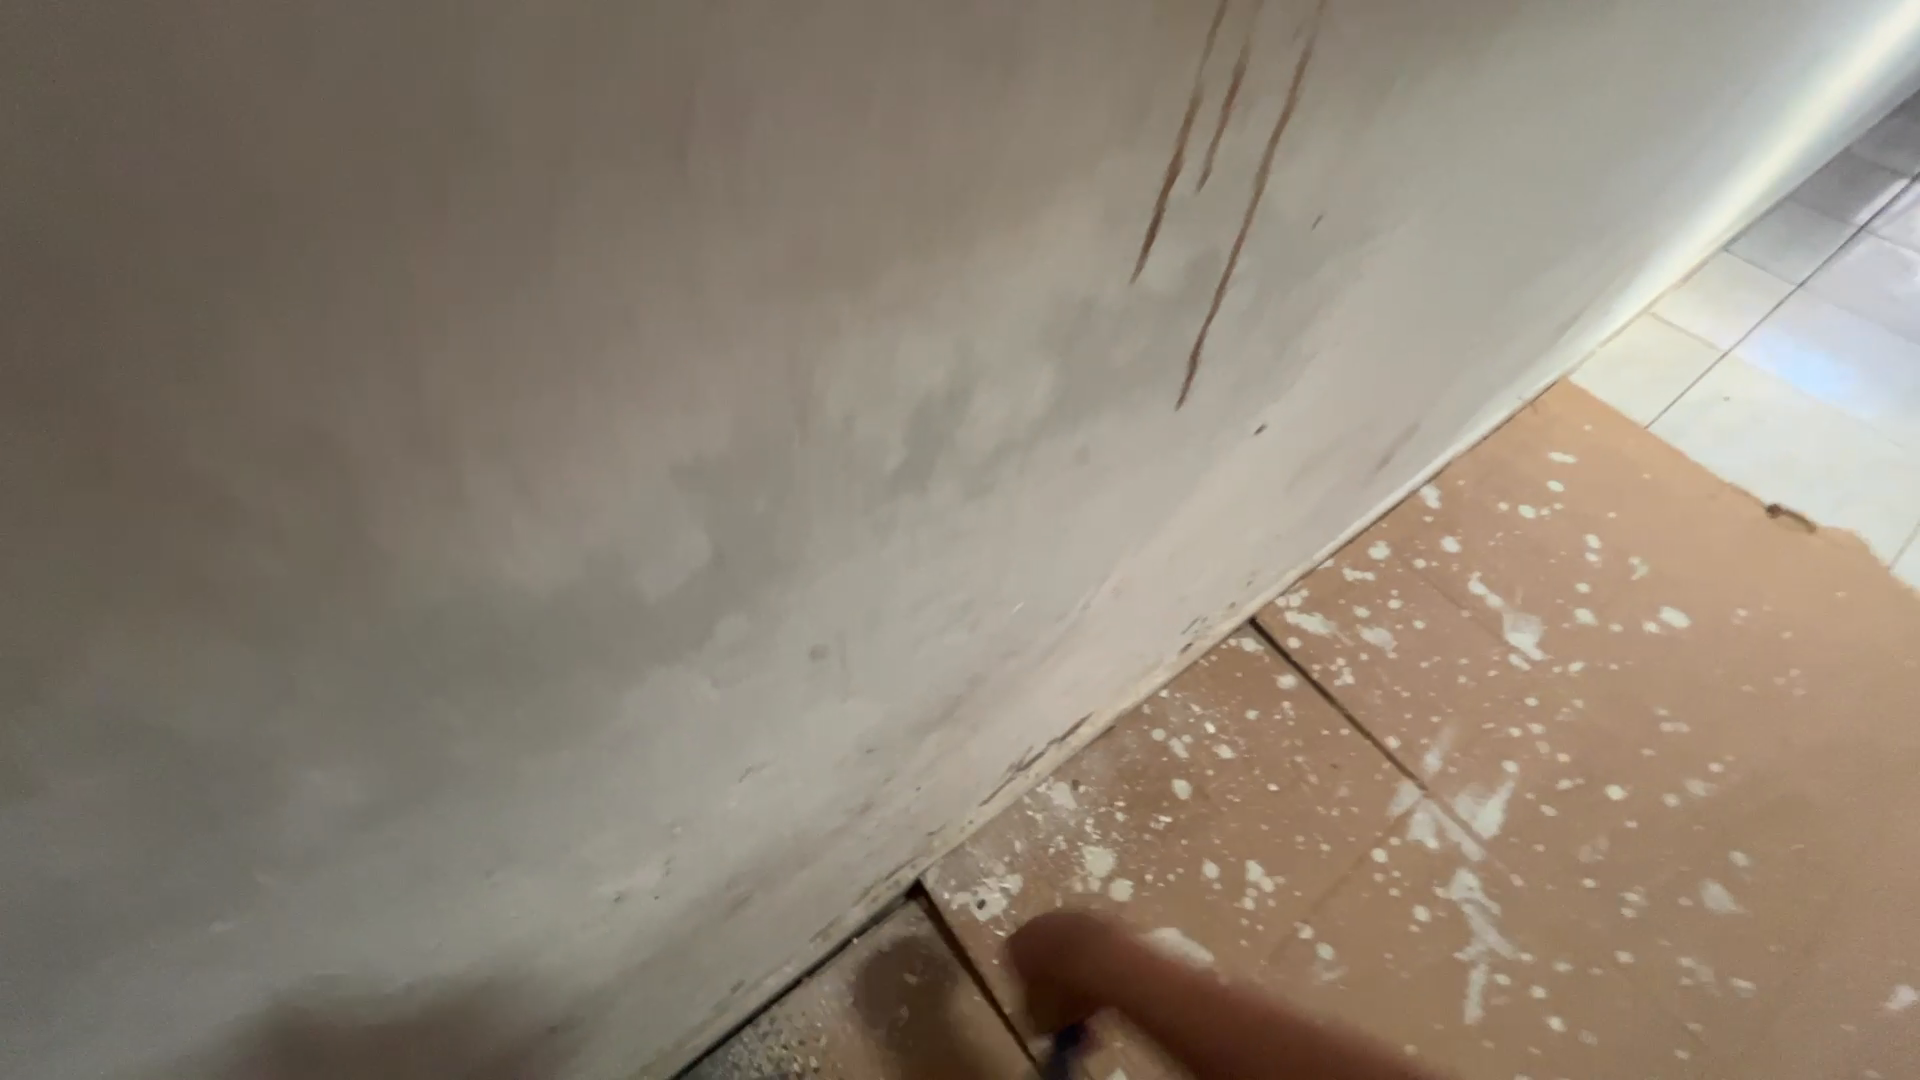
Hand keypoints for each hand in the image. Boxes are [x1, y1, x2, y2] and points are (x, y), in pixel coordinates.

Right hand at [1006, 909, 1122, 1032]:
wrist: (1107, 960)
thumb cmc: (1067, 991)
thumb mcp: (1043, 1017)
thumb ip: (1033, 1015)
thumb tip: (1035, 1017)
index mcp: (1017, 944)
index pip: (1010, 960)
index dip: (1021, 980)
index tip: (1032, 998)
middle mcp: (1036, 923)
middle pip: (1036, 944)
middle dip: (1044, 966)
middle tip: (1056, 992)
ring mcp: (1065, 915)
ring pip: (1061, 938)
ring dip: (1067, 956)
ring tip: (1080, 983)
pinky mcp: (1092, 915)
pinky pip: (1084, 937)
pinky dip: (1088, 951)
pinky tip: (1098, 971)